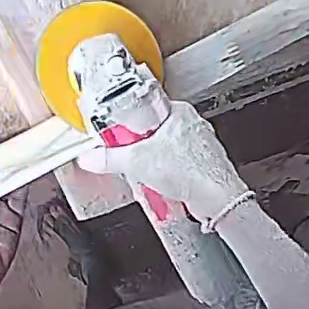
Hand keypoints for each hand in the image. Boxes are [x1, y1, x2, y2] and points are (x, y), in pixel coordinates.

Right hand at [77, 101, 250, 224]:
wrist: (217, 199)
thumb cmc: (192, 171)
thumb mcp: (138, 162)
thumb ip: (110, 158)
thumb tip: (91, 157)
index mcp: (179, 112)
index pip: (145, 109)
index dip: (128, 123)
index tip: (117, 135)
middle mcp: (191, 125)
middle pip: (153, 133)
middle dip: (139, 151)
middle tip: (131, 161)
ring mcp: (198, 146)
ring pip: (165, 153)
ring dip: (153, 167)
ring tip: (148, 177)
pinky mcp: (202, 166)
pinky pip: (176, 169)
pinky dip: (167, 179)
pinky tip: (162, 187)